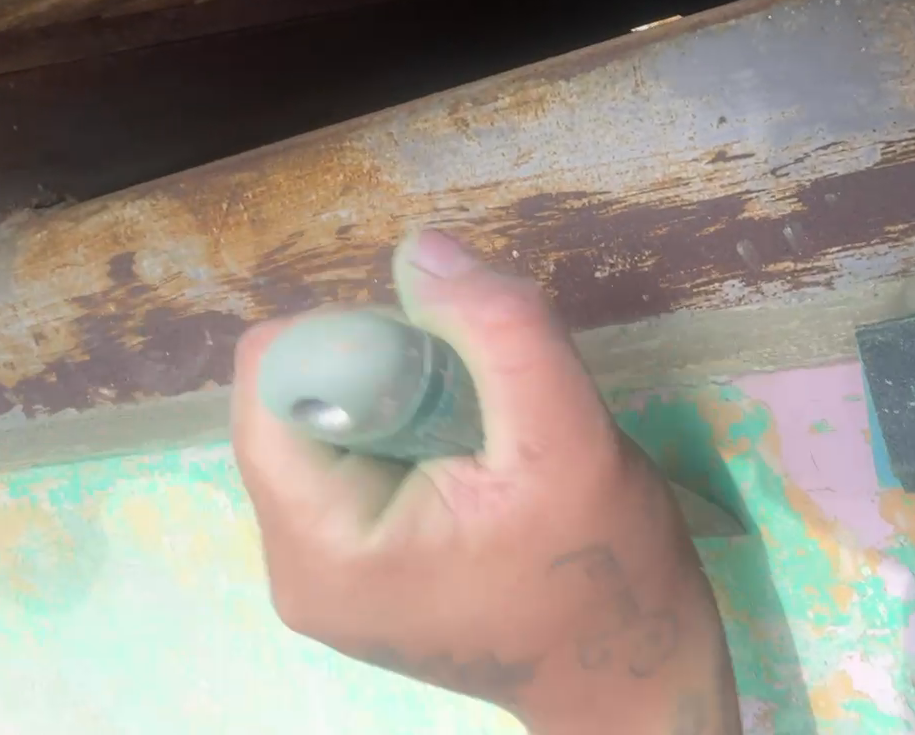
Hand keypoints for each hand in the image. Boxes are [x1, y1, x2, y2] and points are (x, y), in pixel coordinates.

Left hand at [231, 230, 739, 733]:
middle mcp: (299, 555)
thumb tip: (420, 249)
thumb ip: (500, 331)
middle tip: (490, 401)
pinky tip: (487, 452)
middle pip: (309, 390)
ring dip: (422, 389)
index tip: (454, 361)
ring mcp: (331, 559)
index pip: (279, 375)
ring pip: (346, 410)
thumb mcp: (570, 436)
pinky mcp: (367, 553)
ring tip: (498, 433)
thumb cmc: (606, 564)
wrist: (634, 664)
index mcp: (319, 543)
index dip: (369, 339)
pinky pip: (370, 444)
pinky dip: (428, 419)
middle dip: (402, 365)